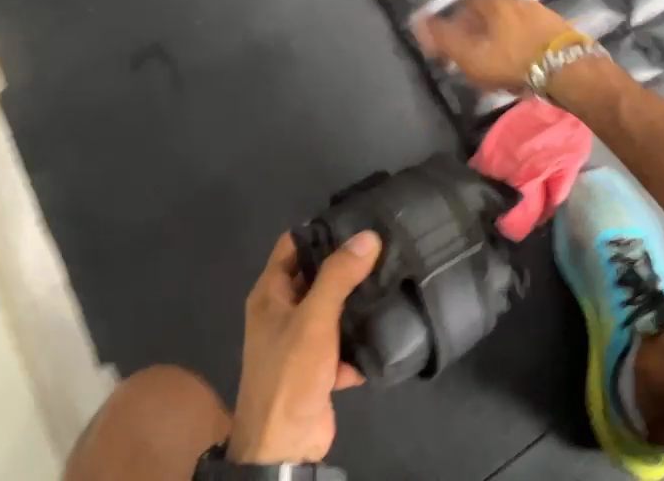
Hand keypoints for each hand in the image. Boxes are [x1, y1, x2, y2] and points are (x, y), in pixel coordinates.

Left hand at [229, 231, 382, 464]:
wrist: (285, 443)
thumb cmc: (289, 371)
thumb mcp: (314, 318)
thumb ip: (339, 276)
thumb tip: (368, 236)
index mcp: (270, 294)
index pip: (293, 246)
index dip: (320, 231)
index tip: (356, 220)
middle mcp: (283, 313)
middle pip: (316, 277)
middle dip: (346, 266)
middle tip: (385, 248)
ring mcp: (300, 342)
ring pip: (332, 311)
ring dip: (356, 304)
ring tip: (393, 281)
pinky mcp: (319, 368)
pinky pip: (342, 345)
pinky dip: (359, 343)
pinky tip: (386, 330)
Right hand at [413, 0, 578, 92]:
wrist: (569, 70)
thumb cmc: (513, 62)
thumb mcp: (470, 55)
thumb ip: (443, 39)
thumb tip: (417, 21)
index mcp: (493, 1)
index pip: (465, 2)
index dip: (455, 21)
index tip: (452, 42)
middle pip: (489, 12)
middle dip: (478, 32)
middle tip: (472, 56)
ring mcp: (540, 12)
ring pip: (511, 24)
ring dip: (501, 40)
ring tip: (496, 65)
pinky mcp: (558, 29)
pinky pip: (530, 36)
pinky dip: (521, 47)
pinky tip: (521, 66)